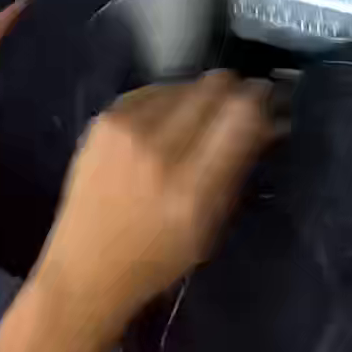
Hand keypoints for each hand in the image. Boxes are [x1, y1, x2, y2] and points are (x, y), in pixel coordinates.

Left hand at [34, 71, 275, 326]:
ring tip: (200, 115)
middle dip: (234, 88)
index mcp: (192, 189)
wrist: (83, 269)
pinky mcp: (105, 118)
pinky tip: (168, 119)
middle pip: (214, 87)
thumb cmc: (157, 258)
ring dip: (201, 94)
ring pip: (186, 83)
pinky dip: (169, 99)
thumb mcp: (210, 225)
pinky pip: (154, 89)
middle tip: (239, 99)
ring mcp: (127, 128)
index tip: (266, 98)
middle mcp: (158, 149)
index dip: (259, 98)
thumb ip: (239, 165)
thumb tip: (268, 118)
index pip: (240, 114)